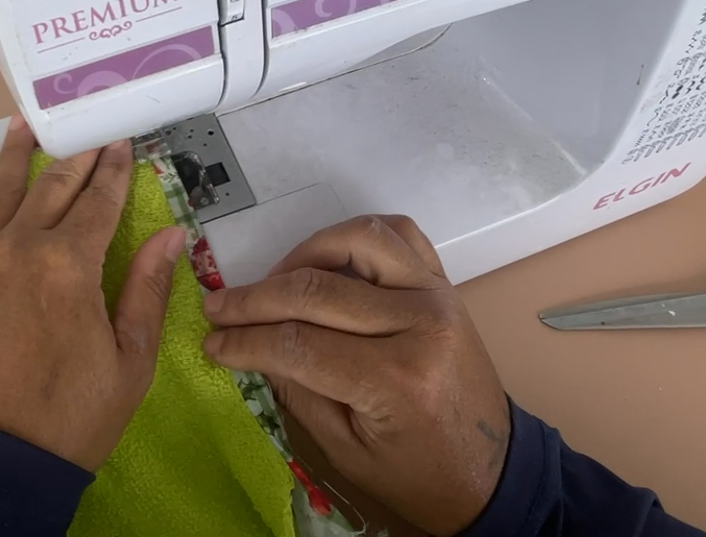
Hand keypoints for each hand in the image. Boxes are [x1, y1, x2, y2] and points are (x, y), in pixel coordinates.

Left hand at [0, 119, 184, 470]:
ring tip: (25, 124)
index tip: (124, 143)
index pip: (102, 201)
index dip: (116, 170)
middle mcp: (23, 247)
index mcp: (72, 264)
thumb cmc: (70, 418)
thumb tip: (172, 232)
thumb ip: (149, 288)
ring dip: (15, 156)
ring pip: (0, 192)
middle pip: (55, 188)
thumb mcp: (130, 361)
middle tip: (89, 131)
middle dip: (77, 157)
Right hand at [201, 215, 509, 535]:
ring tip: (276, 280)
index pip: (299, 344)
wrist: (493, 471)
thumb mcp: (347, 450)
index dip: (246, 340)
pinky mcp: (442, 282)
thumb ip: (296, 390)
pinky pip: (398, 232)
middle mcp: (419, 324)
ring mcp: (435, 293)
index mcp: (397, 379)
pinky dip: (356, 234)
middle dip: (256, 299)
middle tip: (220, 306)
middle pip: (317, 290)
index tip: (212, 340)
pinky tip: (330, 254)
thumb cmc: (419, 473)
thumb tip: (252, 342)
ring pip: (356, 239)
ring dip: (304, 252)